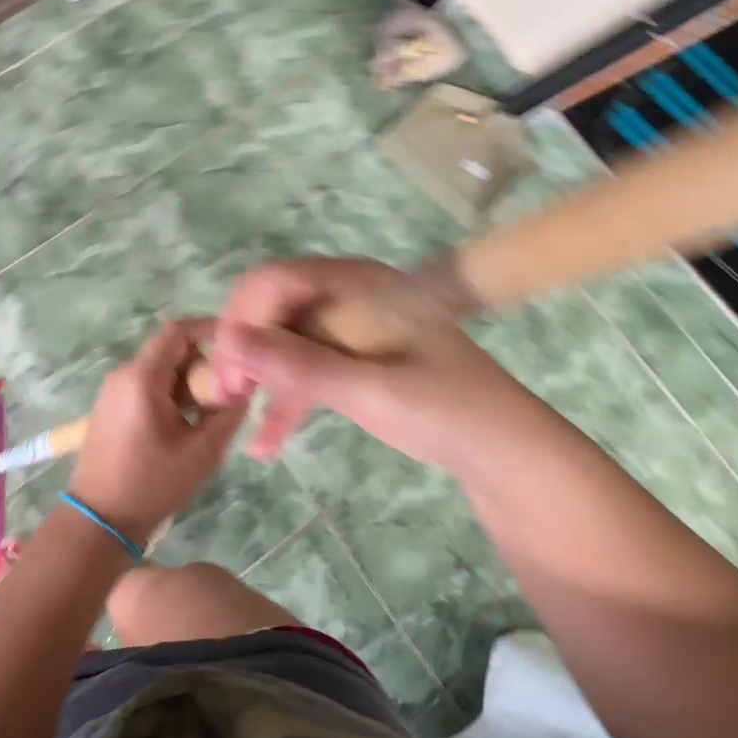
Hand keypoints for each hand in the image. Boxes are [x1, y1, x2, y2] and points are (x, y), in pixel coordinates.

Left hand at [66, 319, 247, 542]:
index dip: (209, 329)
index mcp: (141, 377)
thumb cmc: (152, 484)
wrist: (100, 518)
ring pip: (159, 370)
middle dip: (202, 363)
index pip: (177, 331)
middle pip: (169, 350)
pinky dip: (170, 394)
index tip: (239, 342)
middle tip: (230, 390)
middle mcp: (123, 374)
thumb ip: (228, 413)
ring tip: (211, 413)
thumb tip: (244, 386)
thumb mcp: (202, 451)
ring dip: (187, 382)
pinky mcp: (110, 406)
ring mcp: (113, 390)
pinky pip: (146, 386)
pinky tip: (186, 424)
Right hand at [211, 257, 543, 467]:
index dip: (242, 319)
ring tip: (234, 411)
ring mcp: (352, 327)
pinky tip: (264, 442)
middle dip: (243, 347)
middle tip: (225, 395)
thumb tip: (227, 342)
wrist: (512, 456)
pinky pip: (307, 368)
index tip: (227, 371)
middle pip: (273, 307)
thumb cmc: (448, 412)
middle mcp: (349, 294)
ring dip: (258, 373)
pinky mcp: (355, 359)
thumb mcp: (368, 391)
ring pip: (283, 339)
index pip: (275, 281)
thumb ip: (297, 365)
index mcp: (357, 282)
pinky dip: (286, 399)